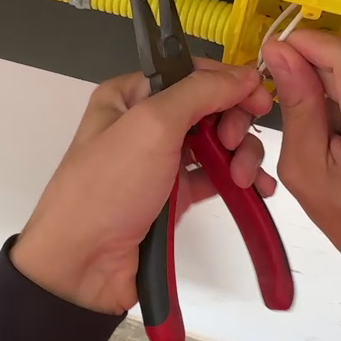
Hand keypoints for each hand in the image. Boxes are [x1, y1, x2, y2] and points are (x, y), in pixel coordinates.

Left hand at [13, 62, 275, 314]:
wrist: (82, 267)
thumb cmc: (105, 190)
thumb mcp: (151, 127)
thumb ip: (201, 93)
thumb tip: (244, 74)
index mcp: (130, 95)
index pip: (190, 73)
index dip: (227, 82)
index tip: (258, 98)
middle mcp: (146, 122)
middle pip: (210, 106)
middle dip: (234, 123)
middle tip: (236, 144)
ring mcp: (162, 159)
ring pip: (219, 141)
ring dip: (241, 154)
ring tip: (245, 178)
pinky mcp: (176, 194)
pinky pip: (218, 176)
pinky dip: (241, 179)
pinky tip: (256, 190)